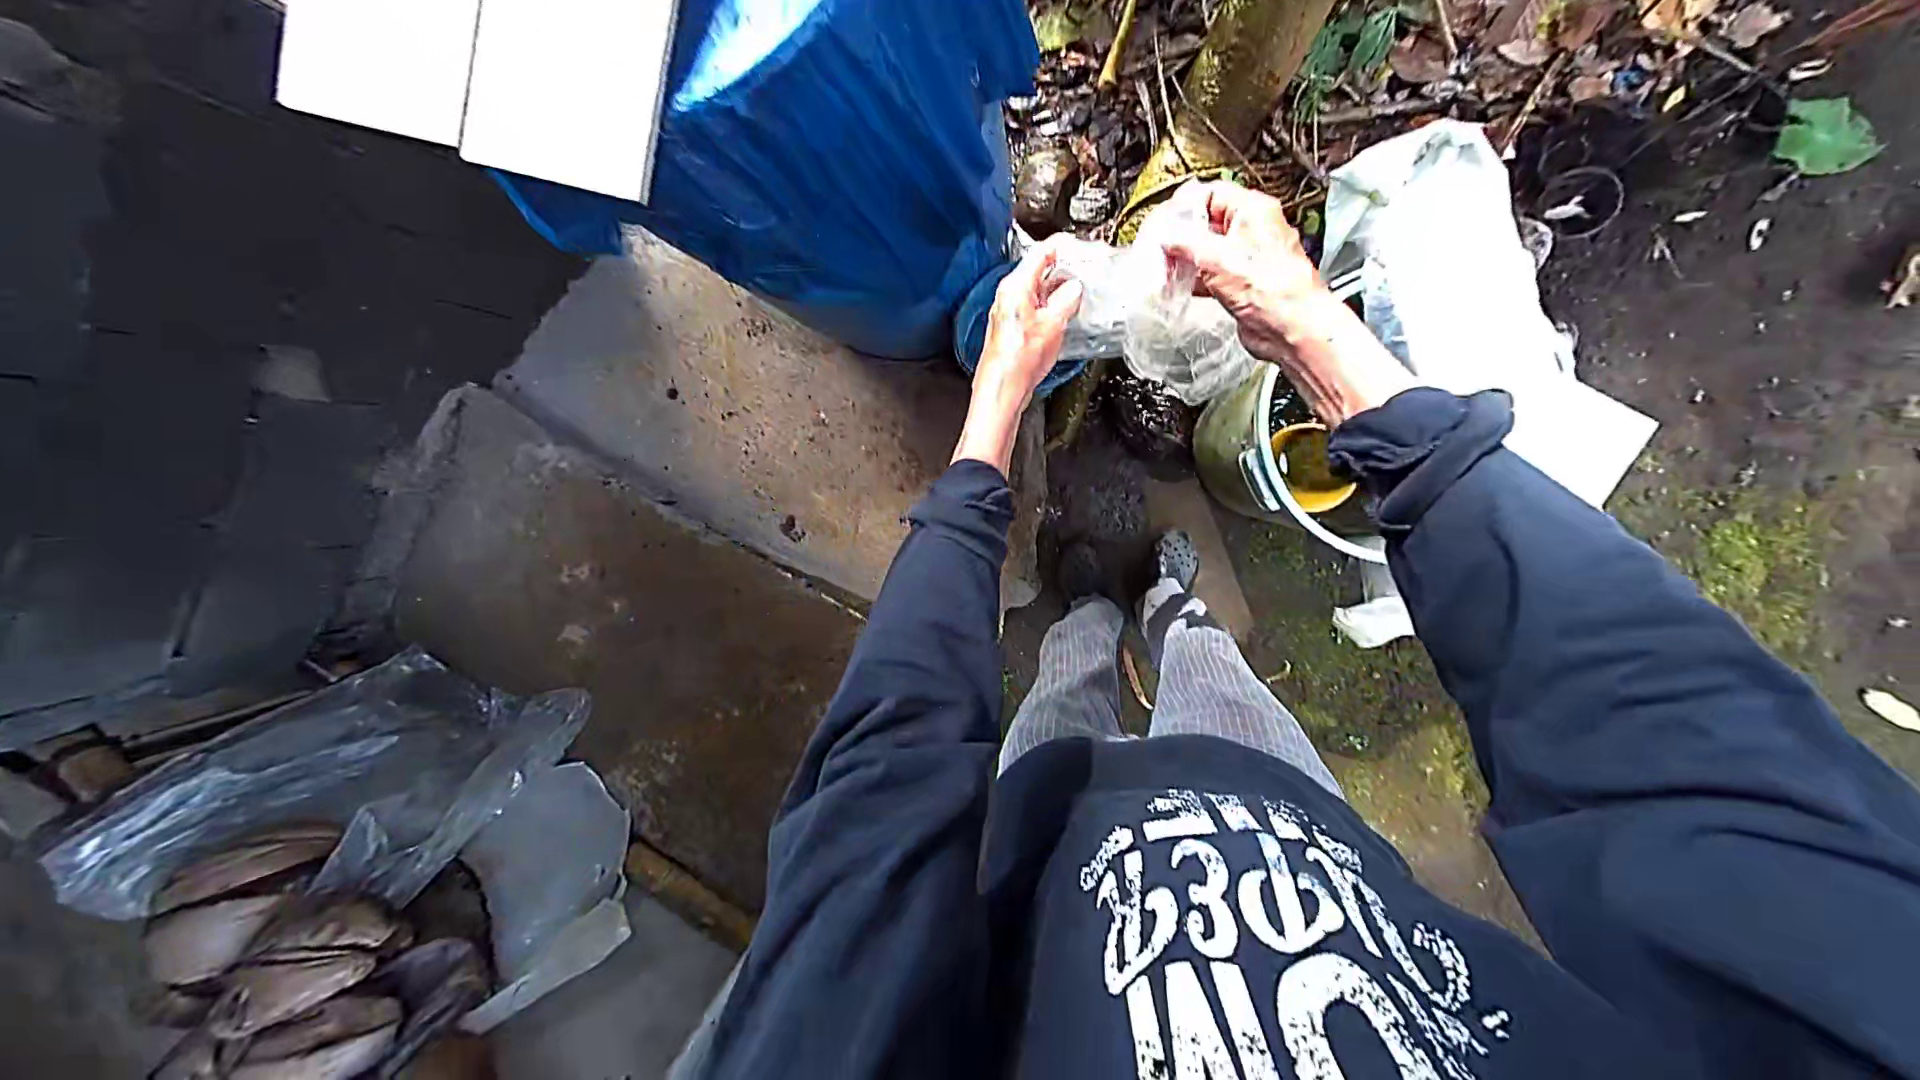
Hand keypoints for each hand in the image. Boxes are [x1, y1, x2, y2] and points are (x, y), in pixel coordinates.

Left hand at [975, 240, 1085, 403]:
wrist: (1003, 389)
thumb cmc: (1018, 360)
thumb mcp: (1054, 324)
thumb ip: (1068, 299)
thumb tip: (1075, 287)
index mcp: (1015, 286)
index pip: (1042, 251)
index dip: (1066, 247)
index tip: (1082, 249)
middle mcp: (1008, 295)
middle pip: (1040, 270)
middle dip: (1064, 272)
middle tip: (1085, 276)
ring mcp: (1008, 312)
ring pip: (1038, 291)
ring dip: (1058, 293)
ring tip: (1077, 299)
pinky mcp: (1012, 328)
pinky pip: (1034, 309)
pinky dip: (1049, 310)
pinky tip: (1060, 321)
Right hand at [1160, 181, 1325, 362]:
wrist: (1289, 326)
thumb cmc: (1270, 289)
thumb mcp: (1216, 258)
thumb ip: (1186, 243)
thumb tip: (1168, 238)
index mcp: (1253, 211)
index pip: (1212, 194)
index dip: (1185, 206)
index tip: (1164, 222)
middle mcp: (1252, 231)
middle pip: (1208, 223)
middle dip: (1181, 237)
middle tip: (1161, 249)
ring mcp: (1247, 259)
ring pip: (1208, 251)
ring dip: (1186, 261)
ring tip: (1166, 270)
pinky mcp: (1242, 284)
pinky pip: (1212, 276)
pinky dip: (1195, 280)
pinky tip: (1181, 288)